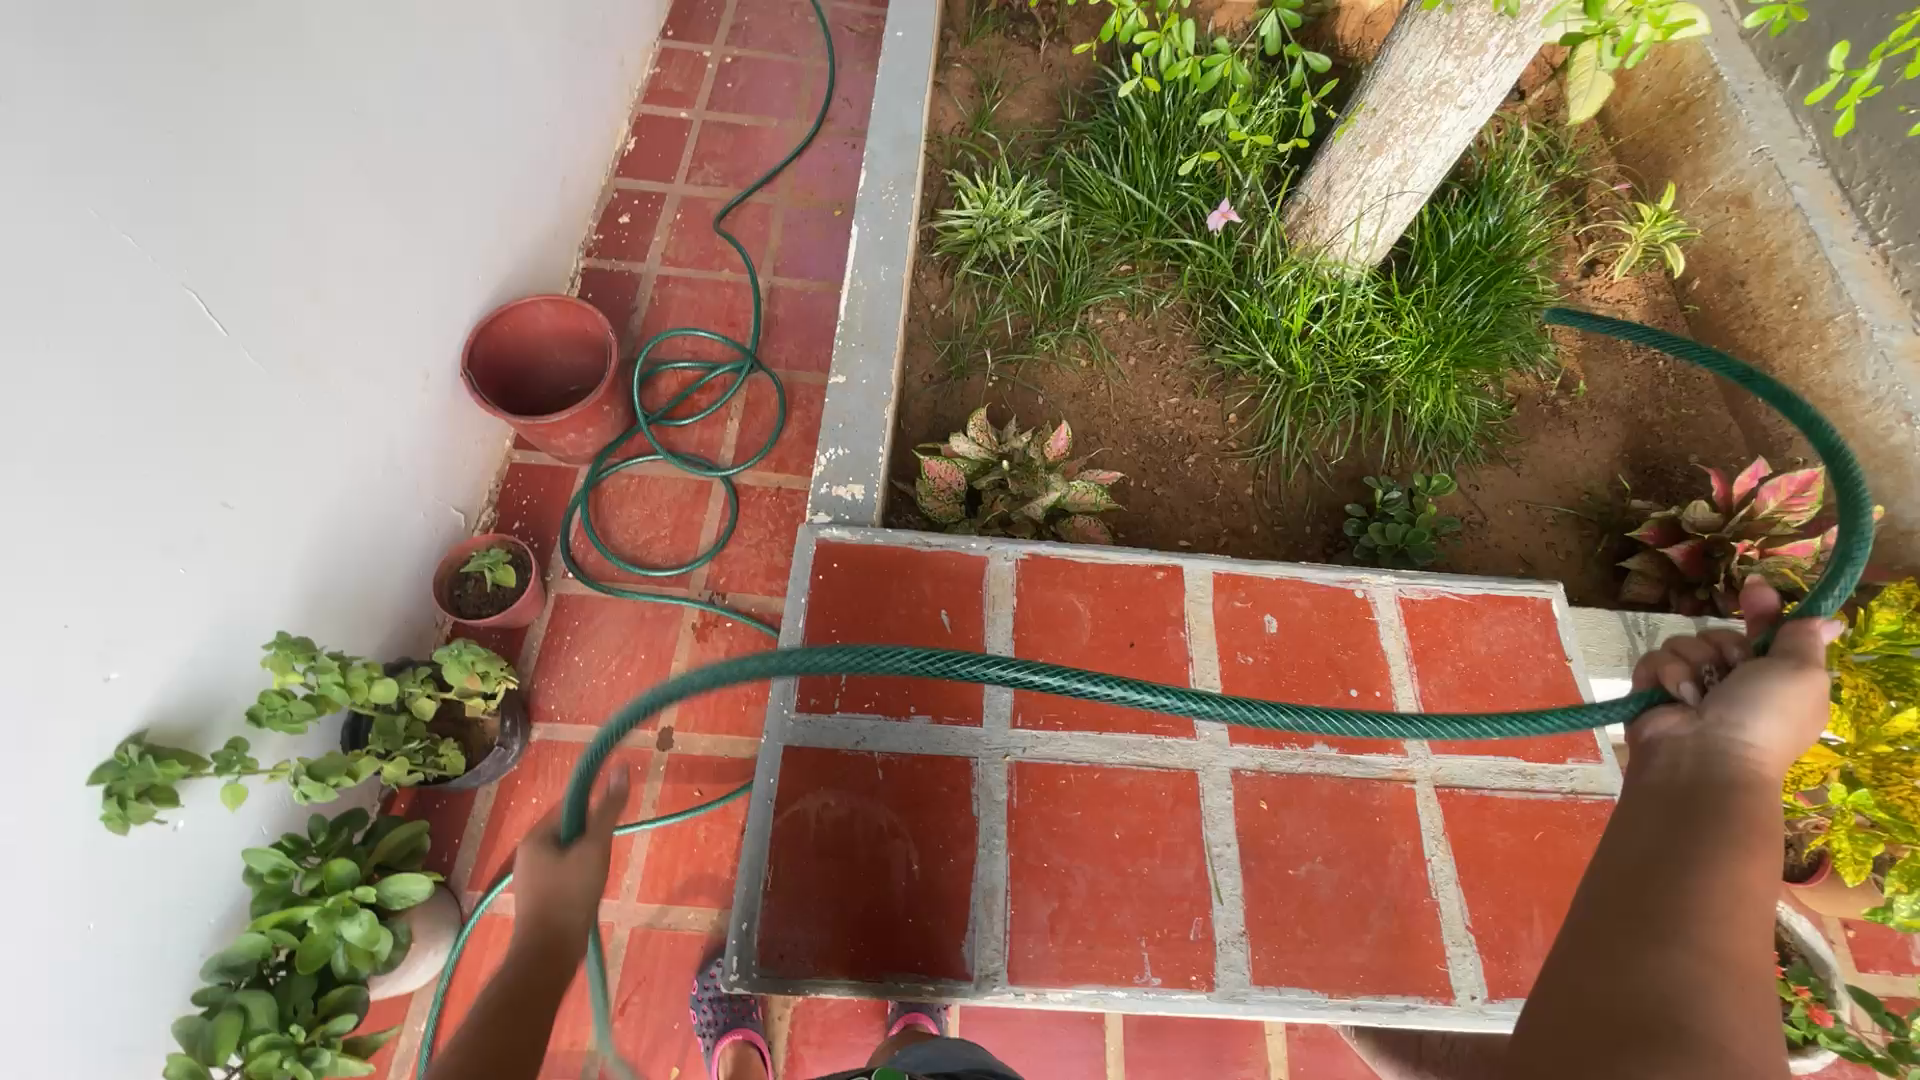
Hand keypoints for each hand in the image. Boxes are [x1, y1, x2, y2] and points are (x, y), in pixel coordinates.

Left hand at [507, 764, 630, 958]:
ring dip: (590, 858)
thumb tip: (621, 767)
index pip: (571, 805)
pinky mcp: (540, 896)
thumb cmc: (571, 896)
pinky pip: (566, 871)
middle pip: (571, 828)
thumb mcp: (595, 847)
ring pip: (571, 851)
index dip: (596, 810)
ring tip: (599, 875)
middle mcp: (528, 852)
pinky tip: (590, 890)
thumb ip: (608, 809)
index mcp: (536, 836)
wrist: (549, 955)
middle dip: (594, 838)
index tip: (612, 826)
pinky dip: (582, 875)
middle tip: (605, 855)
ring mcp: (532, 876)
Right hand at [1628, 576, 1843, 778]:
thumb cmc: (1762, 714)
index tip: (1753, 587)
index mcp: (1776, 678)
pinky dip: (1664, 674)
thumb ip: (1804, 640)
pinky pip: (1653, 659)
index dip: (1763, 610)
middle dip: (1722, 647)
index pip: (1768, 633)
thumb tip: (1828, 618)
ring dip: (1691, 663)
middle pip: (1720, 634)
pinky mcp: (1653, 687)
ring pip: (1684, 643)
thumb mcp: (1800, 674)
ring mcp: (1691, 684)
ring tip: (1697, 691)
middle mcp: (1734, 680)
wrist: (1704, 753)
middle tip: (1730, 671)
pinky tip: (1675, 694)